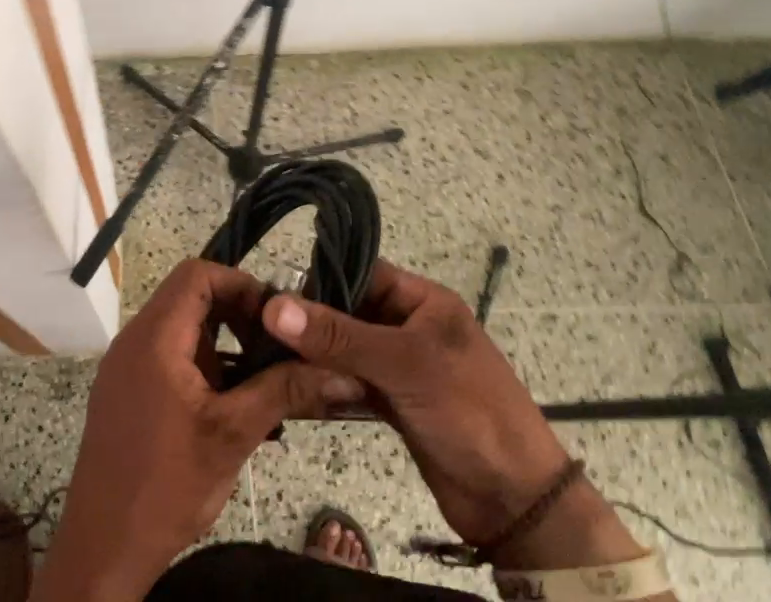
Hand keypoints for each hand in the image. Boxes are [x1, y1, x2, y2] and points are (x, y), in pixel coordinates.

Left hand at [33, 259, 362, 601]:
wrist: (104, 545)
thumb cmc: (167, 484)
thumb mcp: (234, 434)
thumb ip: (285, 392)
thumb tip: (341, 372)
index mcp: (154, 338)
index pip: (197, 274)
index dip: (241, 284)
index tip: (278, 318)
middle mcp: (135, 342)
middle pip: (191, 300)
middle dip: (240, 317)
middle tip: (280, 349)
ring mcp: (128, 369)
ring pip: (183, 333)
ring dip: (226, 347)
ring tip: (268, 380)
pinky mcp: (129, 394)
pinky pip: (171, 361)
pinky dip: (206, 370)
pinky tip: (239, 407)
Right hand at [261, 259, 570, 542]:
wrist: (514, 498)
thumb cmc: (468, 411)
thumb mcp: (404, 364)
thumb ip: (338, 336)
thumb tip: (272, 305)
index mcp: (424, 302)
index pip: (361, 272)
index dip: (318, 280)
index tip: (269, 297)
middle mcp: (410, 327)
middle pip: (348, 312)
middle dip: (308, 323)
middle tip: (256, 333)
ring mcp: (401, 368)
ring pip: (344, 351)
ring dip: (312, 358)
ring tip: (264, 362)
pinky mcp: (392, 403)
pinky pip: (349, 384)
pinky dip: (325, 387)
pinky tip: (290, 392)